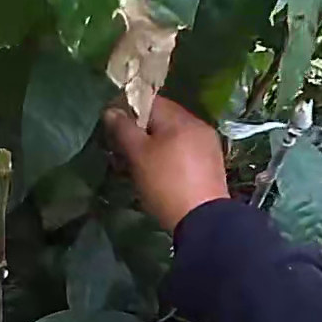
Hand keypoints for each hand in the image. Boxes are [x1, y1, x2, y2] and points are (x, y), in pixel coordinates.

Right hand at [105, 95, 230, 232]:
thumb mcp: (138, 156)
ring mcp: (207, 144)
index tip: (113, 128)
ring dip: (155, 145)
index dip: (128, 110)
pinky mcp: (211, 164)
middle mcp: (197, 125)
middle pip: (163, 119)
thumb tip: (111, 111)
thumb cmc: (165, 183)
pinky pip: (185, 151)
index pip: (150, 101)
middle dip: (142, 130)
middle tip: (123, 149)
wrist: (202, 219)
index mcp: (180, 118)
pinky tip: (161, 173)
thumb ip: (124, 130)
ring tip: (140, 164)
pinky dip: (170, 156)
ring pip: (174, 136)